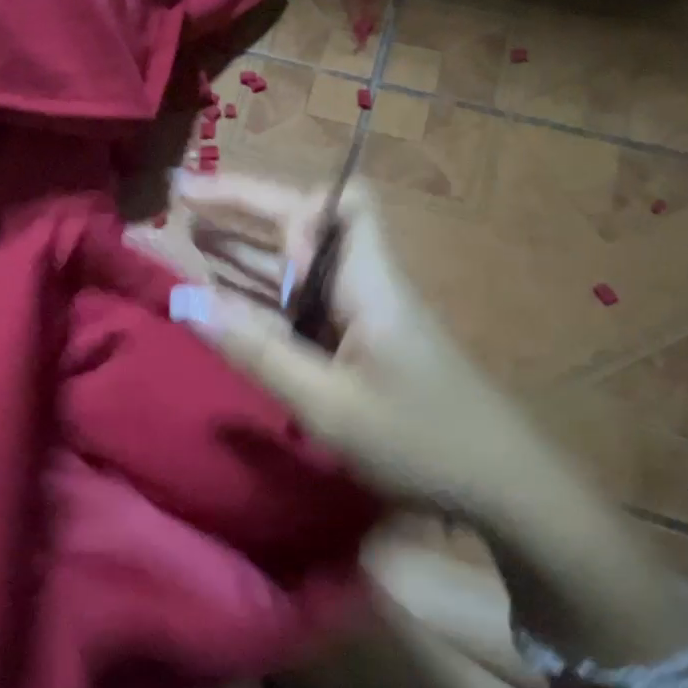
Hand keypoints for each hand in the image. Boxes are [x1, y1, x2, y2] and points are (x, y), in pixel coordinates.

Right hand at [171, 171, 586, 528]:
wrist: (504, 489)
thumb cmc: (421, 443)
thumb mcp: (328, 406)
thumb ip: (255, 351)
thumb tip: (183, 300)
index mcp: (369, 284)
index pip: (337, 205)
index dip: (278, 200)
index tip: (222, 212)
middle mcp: (366, 286)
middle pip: (307, 226)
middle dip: (244, 207)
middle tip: (183, 197)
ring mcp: (364, 316)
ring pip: (301, 266)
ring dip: (248, 247)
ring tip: (191, 233)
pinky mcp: (361, 345)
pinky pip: (304, 305)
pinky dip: (263, 295)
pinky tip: (227, 294)